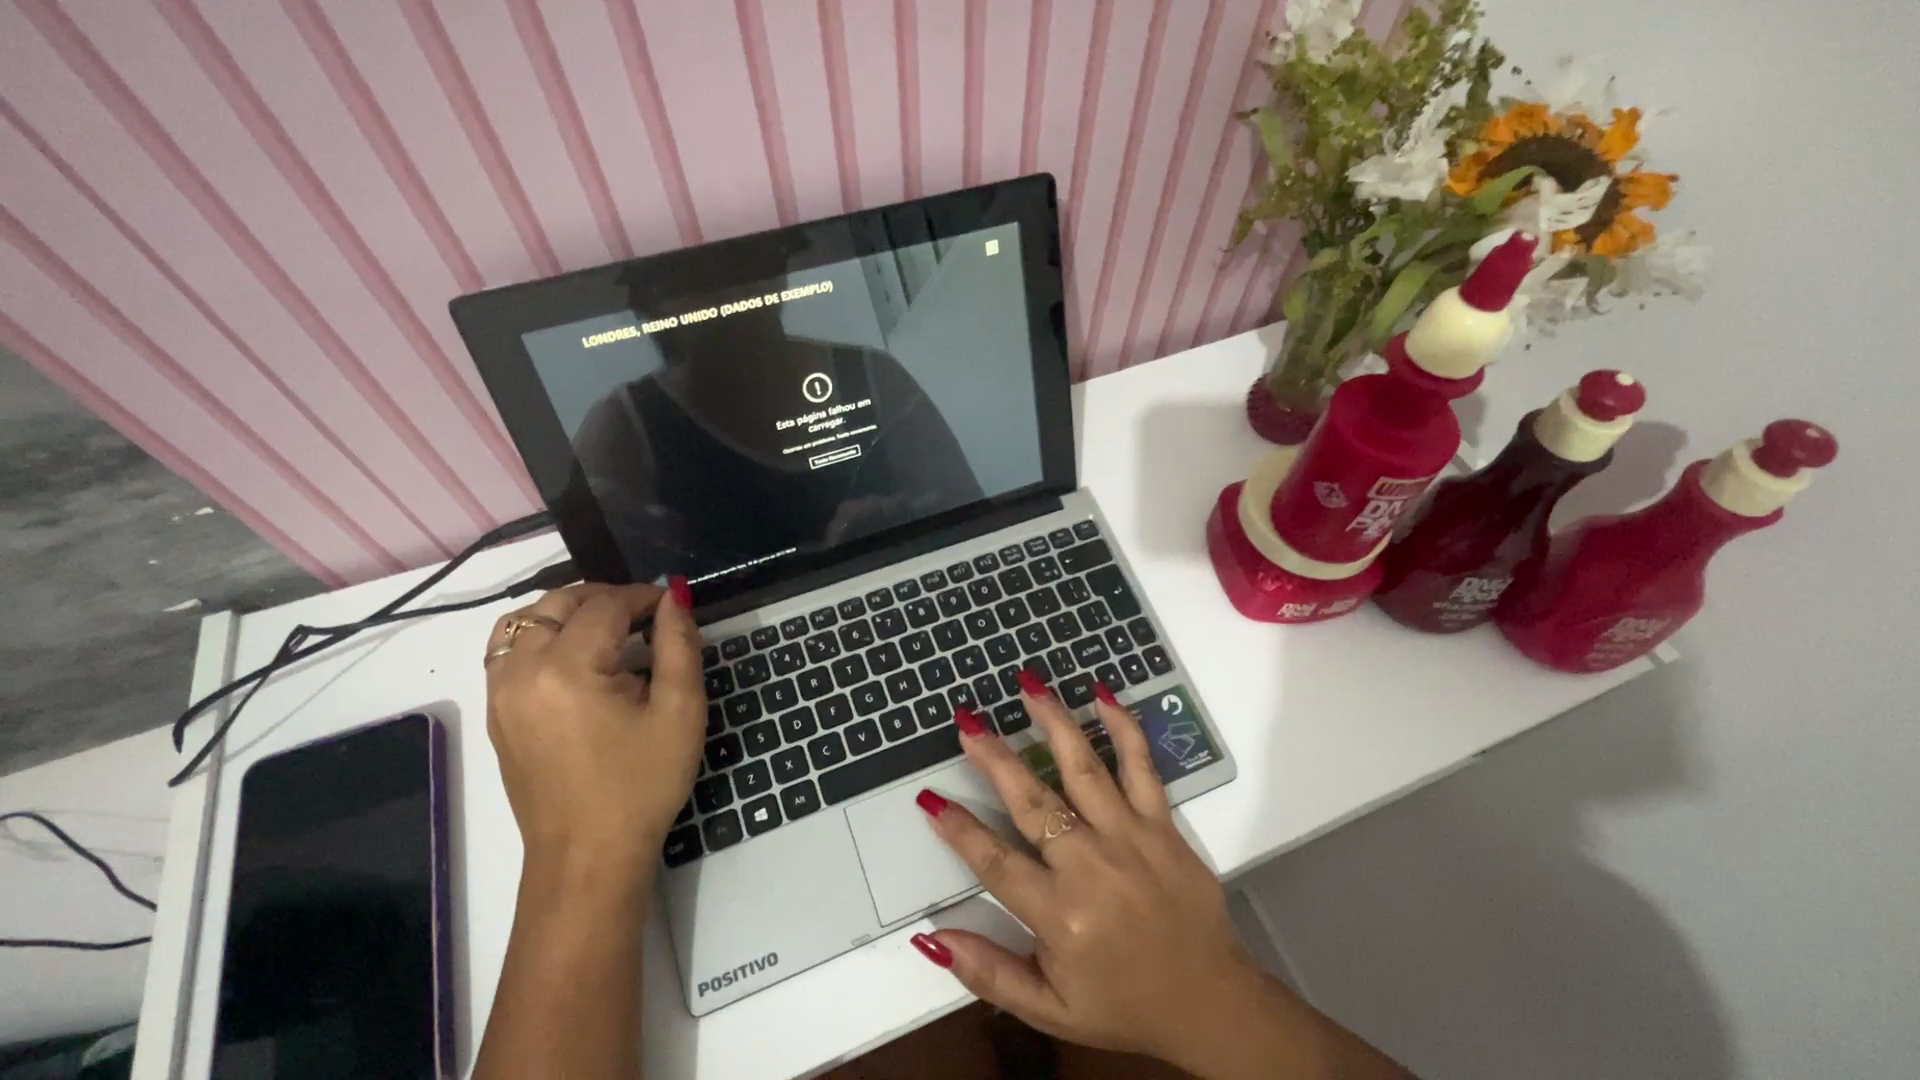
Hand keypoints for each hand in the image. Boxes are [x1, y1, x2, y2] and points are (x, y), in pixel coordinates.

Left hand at [483, 579, 704, 885]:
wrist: (588, 857)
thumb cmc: (642, 785)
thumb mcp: (679, 712)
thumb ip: (679, 644)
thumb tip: (674, 596)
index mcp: (567, 669)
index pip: (605, 605)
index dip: (642, 597)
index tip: (672, 605)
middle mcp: (521, 671)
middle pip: (558, 602)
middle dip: (605, 598)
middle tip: (647, 616)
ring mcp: (499, 693)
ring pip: (525, 621)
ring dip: (568, 612)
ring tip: (610, 631)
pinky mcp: (495, 713)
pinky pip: (509, 651)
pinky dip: (541, 637)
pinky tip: (578, 659)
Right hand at [910, 676, 1268, 1071]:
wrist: (1209, 1001)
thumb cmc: (1123, 1004)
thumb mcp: (1050, 1009)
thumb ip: (989, 972)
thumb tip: (932, 937)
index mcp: (1061, 914)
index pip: (995, 861)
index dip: (959, 829)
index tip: (929, 799)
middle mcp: (1092, 866)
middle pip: (1033, 800)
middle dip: (994, 758)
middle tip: (967, 722)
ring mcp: (1131, 838)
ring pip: (1084, 768)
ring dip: (1053, 723)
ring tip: (1028, 686)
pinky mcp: (1163, 825)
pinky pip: (1142, 767)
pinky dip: (1124, 729)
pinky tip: (1103, 696)